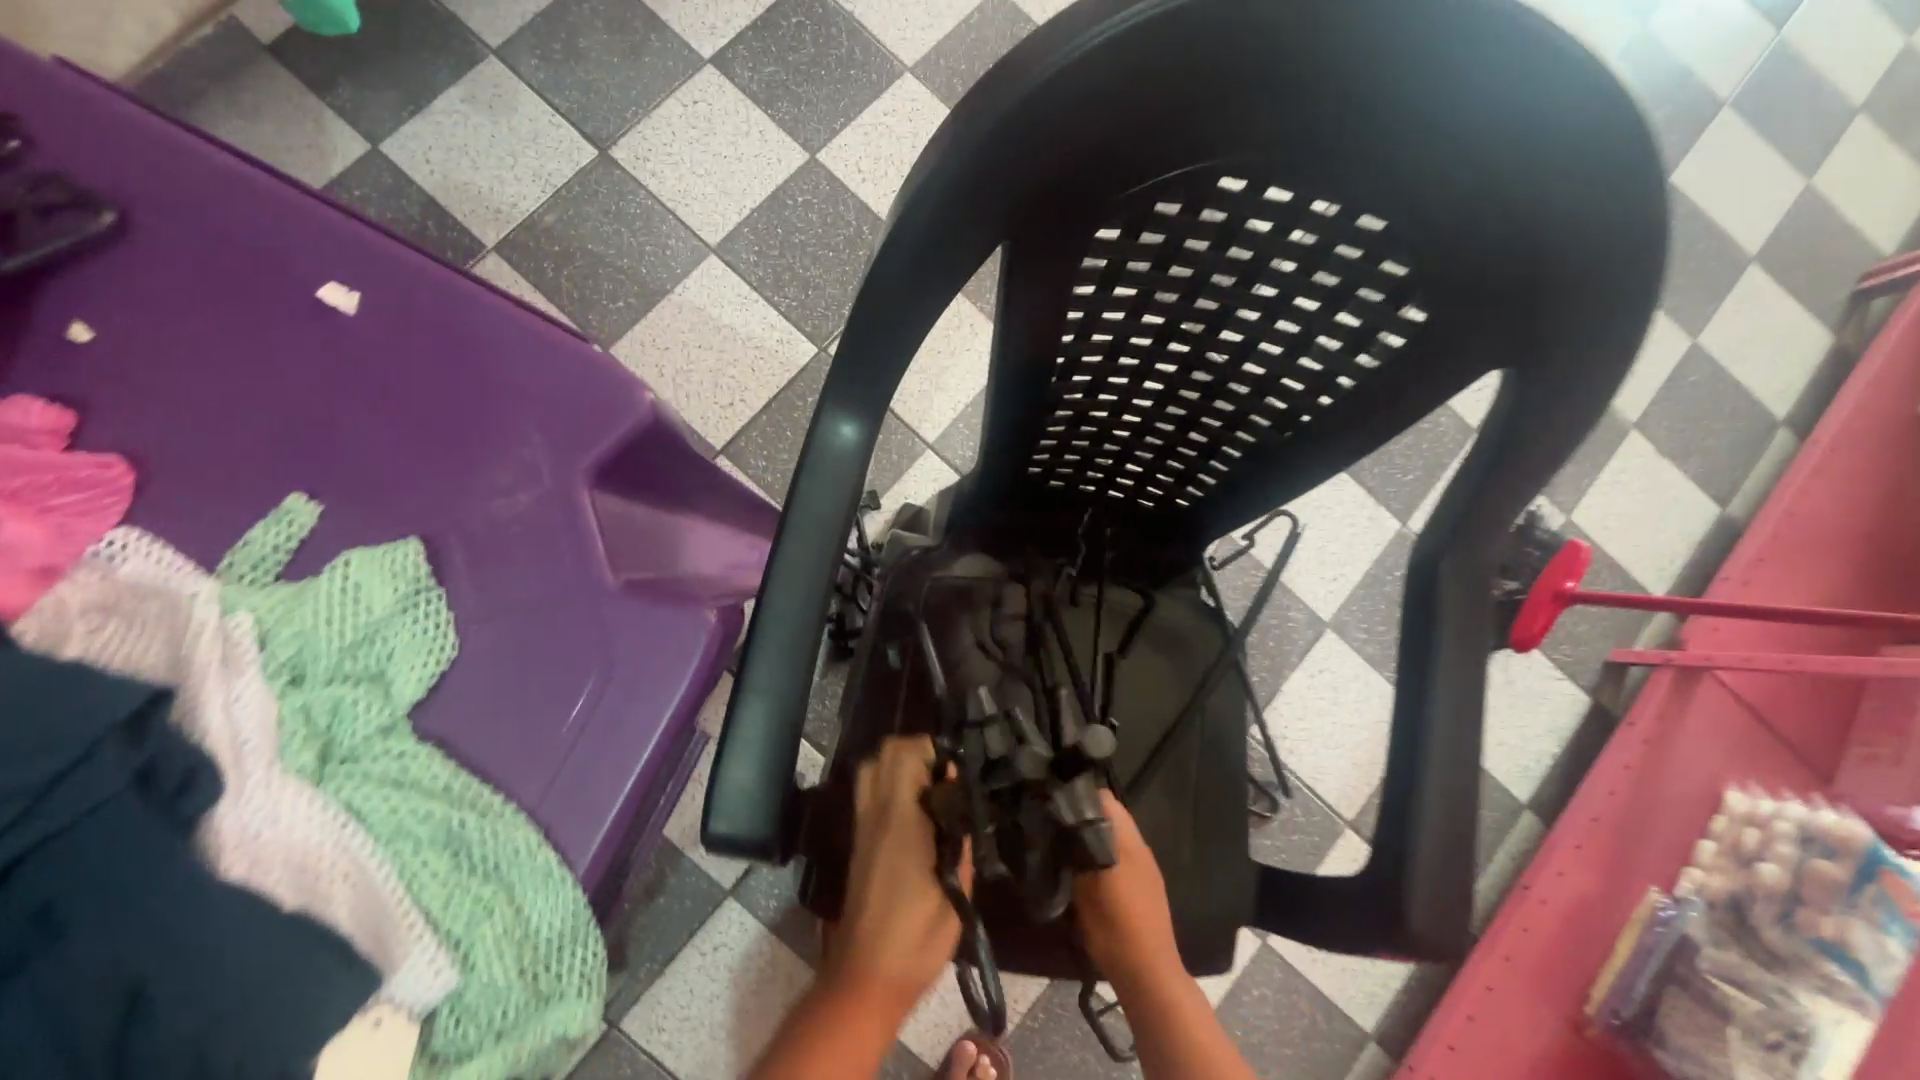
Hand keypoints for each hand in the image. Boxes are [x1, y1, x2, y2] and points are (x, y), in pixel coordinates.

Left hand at [824, 736, 967, 1015]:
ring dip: (900, 768)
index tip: (960, 771)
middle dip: (918, 752)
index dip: (935, 751)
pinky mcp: (858, 842)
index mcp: (900, 820)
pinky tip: (919, 816)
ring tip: (933, 793)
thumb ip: (959, 837)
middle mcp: (875, 814)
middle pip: (885, 752)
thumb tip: (961, 800)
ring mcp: (862, 827)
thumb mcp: (956, 889)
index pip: (907, 754)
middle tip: (948, 778)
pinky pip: (869, 794)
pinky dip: (890, 787)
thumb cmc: (918, 938)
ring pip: (872, 769)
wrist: (867, 975)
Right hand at [1073, 790, 1181, 985]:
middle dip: (1083, 817)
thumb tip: (1056, 826)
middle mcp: (1139, 846)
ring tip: (1066, 848)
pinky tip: (1086, 871)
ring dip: (1093, 837)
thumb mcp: (1083, 887)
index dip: (1077, 796)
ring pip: (1115, 836)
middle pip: (1109, 815)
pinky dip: (1104, 854)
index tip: (1052, 804)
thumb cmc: (1113, 926)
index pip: (1102, 798)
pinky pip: (1122, 855)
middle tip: (1054, 828)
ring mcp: (1145, 865)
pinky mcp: (1146, 883)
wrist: (1147, 970)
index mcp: (1125, 840)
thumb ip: (1073, 851)